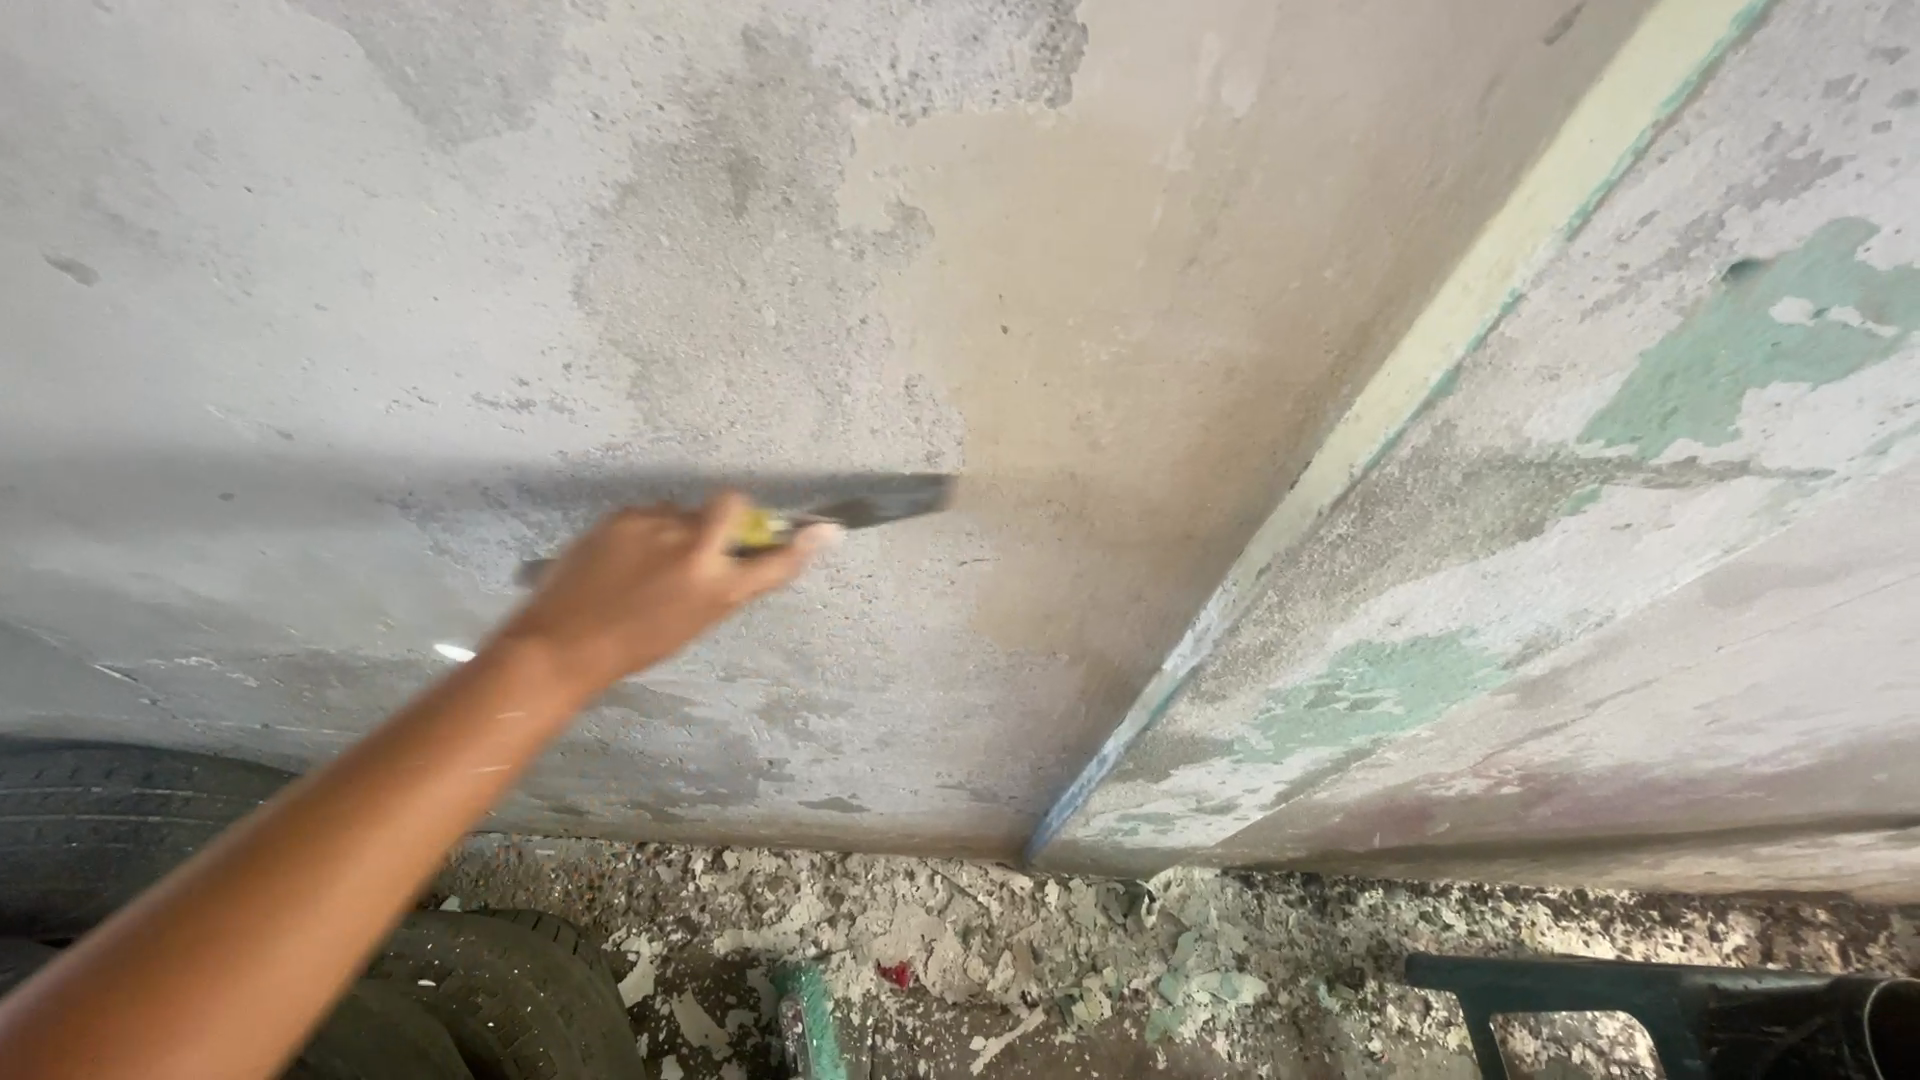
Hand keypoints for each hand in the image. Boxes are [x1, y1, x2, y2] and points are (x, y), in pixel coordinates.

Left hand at [492, 491, 838, 692]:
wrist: (561, 643)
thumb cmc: (634, 645)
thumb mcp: (694, 623)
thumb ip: (723, 585)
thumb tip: (738, 556)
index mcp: (717, 589)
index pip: (774, 562)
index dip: (803, 545)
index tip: (827, 530)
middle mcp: (694, 551)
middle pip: (732, 505)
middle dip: (731, 511)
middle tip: (711, 532)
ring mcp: (656, 527)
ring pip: (684, 511)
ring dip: (680, 527)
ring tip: (647, 561)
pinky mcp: (623, 516)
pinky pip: (650, 514)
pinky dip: (647, 531)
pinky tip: (623, 558)